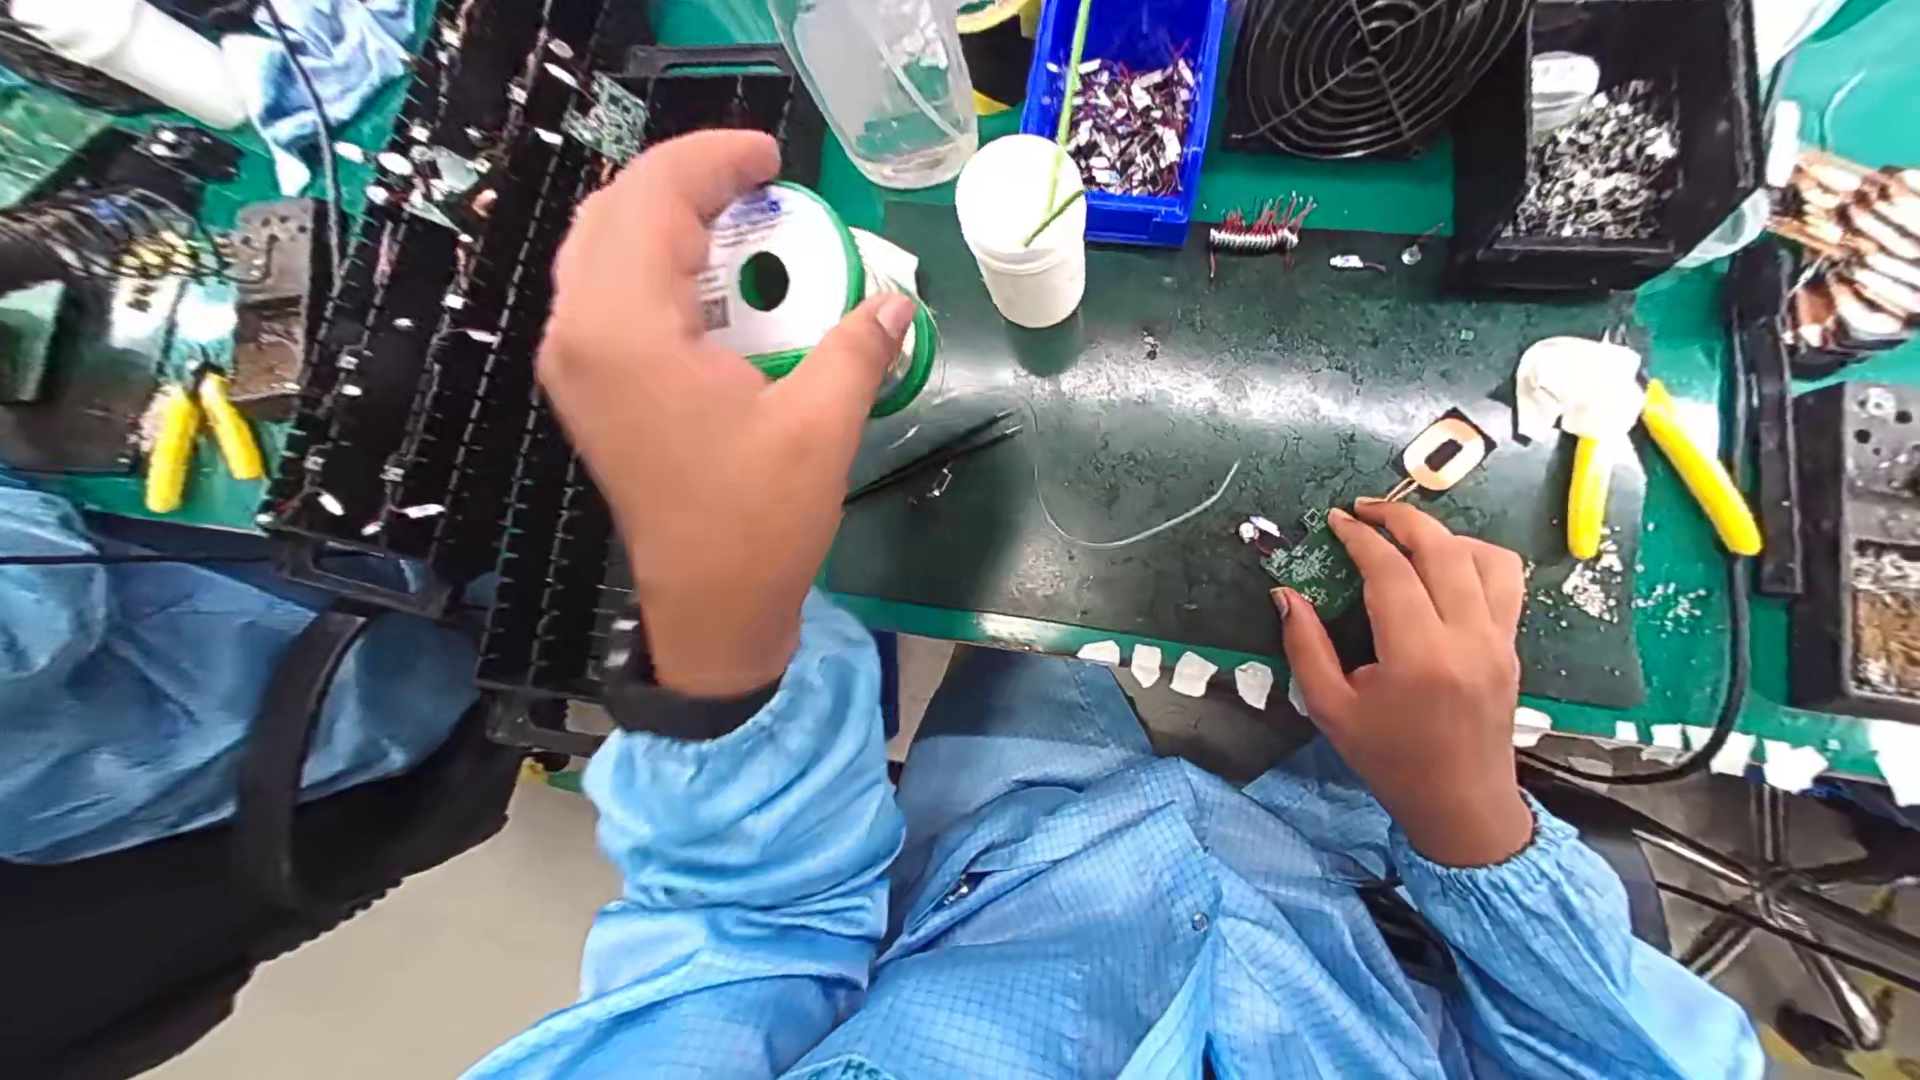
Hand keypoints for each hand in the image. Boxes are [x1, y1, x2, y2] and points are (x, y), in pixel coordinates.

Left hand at [538, 132, 917, 697]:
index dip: (712, 161)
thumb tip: (895, 300)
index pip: (652, 200)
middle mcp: (581, 336)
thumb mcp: (821, 427)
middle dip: (688, 188)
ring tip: (741, 233)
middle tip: (761, 192)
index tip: (772, 157)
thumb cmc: (760, 522)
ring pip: (607, 258)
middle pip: (617, 217)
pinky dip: (662, 278)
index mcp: (626, 330)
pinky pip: (613, 303)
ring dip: (671, 231)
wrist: (713, 609)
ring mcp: (579, 370)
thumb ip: (858, 347)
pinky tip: (717, 296)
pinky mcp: (595, 397)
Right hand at [1275, 500, 1532, 866]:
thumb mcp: (1327, 705)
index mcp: (1419, 656)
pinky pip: (1506, 582)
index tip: (1335, 521)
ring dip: (1444, 535)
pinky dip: (1474, 557)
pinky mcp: (1511, 647)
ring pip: (1488, 560)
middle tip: (1364, 509)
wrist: (1460, 803)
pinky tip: (1442, 563)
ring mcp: (1500, 642)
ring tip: (1404, 534)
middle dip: (1402, 519)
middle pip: (1445, 552)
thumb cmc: (1387, 757)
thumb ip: (1304, 644)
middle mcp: (1469, 640)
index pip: (1393, 573)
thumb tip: (1286, 594)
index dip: (1361, 539)